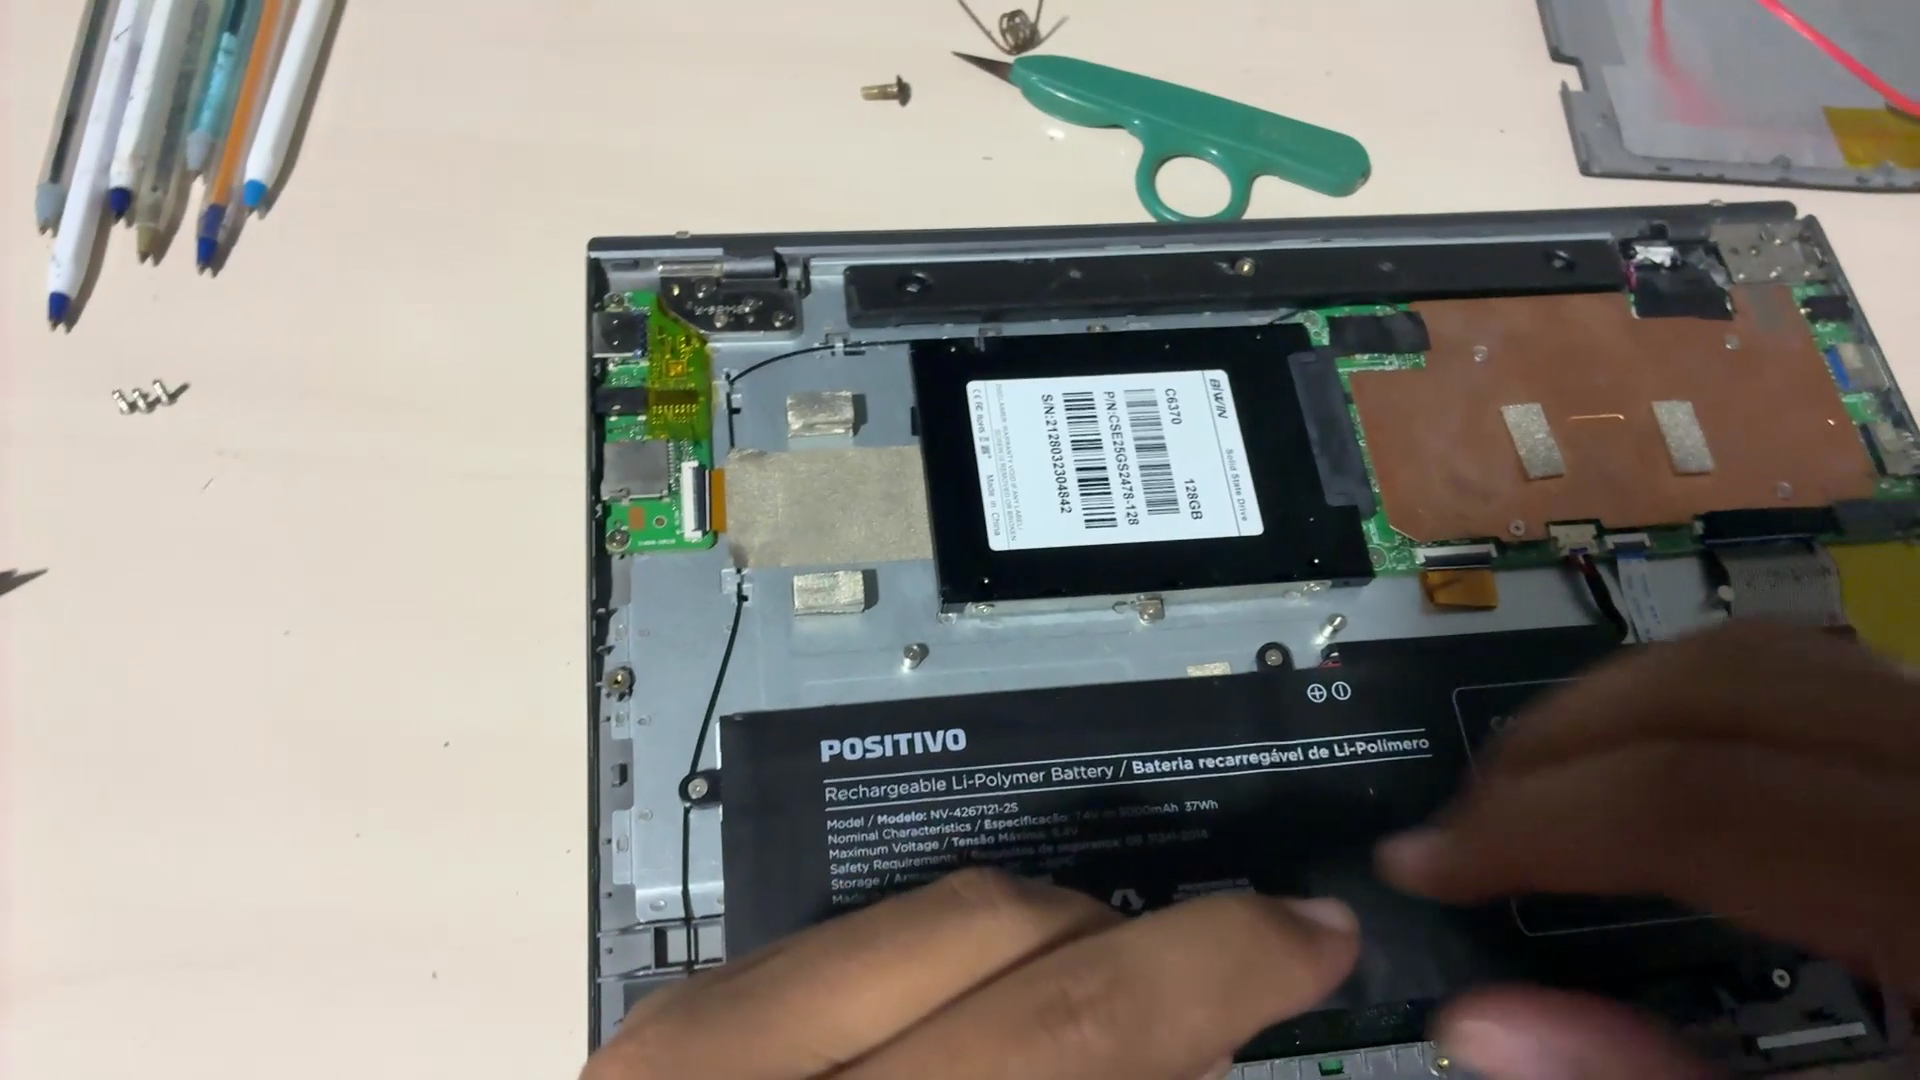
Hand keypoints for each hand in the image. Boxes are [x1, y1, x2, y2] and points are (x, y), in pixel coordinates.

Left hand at [583, 868, 1359, 1079]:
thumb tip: (1191, 1054)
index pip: (1079, 1035)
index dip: (1219, 967)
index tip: (1307, 934)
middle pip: (1008, 933)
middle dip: (1147, 939)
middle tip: (1220, 964)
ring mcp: (696, 1037)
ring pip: (940, 909)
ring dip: (1052, 940)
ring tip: (1097, 993)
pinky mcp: (677, 1017)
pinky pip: (871, 934)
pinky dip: (961, 961)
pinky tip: (982, 1022)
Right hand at [1377, 621, 1919, 1079]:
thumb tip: (1477, 1028)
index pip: (1694, 805)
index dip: (1527, 827)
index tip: (1423, 865)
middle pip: (1712, 690)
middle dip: (1550, 750)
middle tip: (1474, 825)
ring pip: (1752, 656)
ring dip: (1606, 712)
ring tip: (1543, 787)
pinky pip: (1807, 675)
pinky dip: (1686, 706)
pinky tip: (1652, 770)